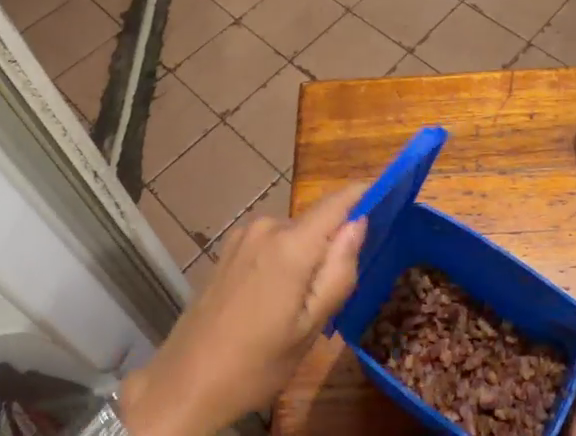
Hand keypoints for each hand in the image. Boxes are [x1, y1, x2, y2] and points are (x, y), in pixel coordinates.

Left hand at [118, 183, 368, 435]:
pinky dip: (284, 261)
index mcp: (291, 244)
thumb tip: (359, 223)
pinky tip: (273, 303)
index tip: (390, 196)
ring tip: (300, 308)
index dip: (366, 194)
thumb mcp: (310, 328)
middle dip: (333, 246)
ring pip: (294, 235)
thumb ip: (339, 271)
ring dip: (306, 258)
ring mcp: (243, 235)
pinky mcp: (229, 248)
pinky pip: (272, 243)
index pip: (339, 201)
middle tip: (334, 295)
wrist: (184, 383)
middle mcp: (267, 226)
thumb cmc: (255, 363)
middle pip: (317, 222)